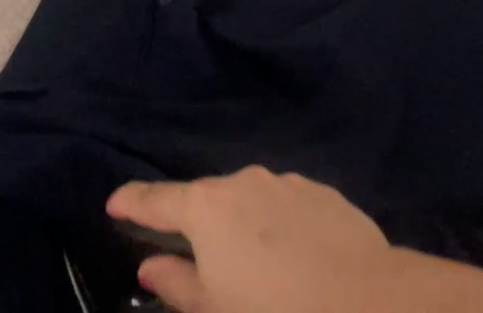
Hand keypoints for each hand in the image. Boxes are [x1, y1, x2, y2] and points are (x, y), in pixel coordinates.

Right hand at [105, 166, 399, 312]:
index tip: (115, 202)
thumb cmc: (275, 312)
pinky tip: (291, 256)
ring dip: (242, 224)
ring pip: (249, 200)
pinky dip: (277, 225)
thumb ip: (178, 284)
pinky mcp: (322, 191)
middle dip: (197, 223)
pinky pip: (285, 205)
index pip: (158, 199)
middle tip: (196, 257)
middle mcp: (244, 181)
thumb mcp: (215, 309)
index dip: (133, 201)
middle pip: (207, 199)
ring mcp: (286, 182)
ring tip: (253, 263)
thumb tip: (150, 265)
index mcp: (207, 208)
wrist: (367, 300)